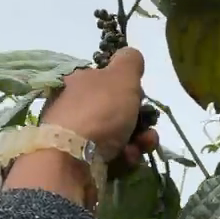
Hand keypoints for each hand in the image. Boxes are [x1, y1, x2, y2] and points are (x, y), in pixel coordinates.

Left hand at [7, 47, 160, 206]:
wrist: (72, 158)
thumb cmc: (99, 110)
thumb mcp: (121, 75)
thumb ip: (130, 62)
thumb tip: (130, 57)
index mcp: (78, 81)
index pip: (109, 81)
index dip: (130, 90)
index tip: (140, 99)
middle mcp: (74, 106)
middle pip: (117, 111)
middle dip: (140, 121)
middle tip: (147, 129)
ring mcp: (76, 135)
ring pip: (118, 136)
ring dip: (137, 141)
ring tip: (141, 146)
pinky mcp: (80, 161)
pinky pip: (111, 157)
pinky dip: (124, 157)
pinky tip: (127, 158)